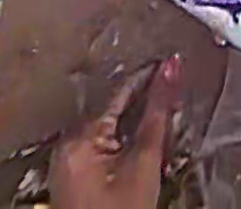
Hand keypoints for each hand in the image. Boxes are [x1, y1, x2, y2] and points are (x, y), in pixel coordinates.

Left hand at [50, 56, 182, 208]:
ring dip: (135, 117)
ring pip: (108, 125)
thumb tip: (172, 64)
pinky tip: (144, 136)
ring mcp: (65, 162)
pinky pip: (100, 142)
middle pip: (113, 108)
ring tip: (164, 109)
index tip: (175, 63)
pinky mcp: (72, 176)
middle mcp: (66, 144)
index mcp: (79, 137)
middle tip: (173, 88)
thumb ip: (159, 109)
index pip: (120, 92)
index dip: (149, 77)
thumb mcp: (146, 160)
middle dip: (143, 98)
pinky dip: (123, 136)